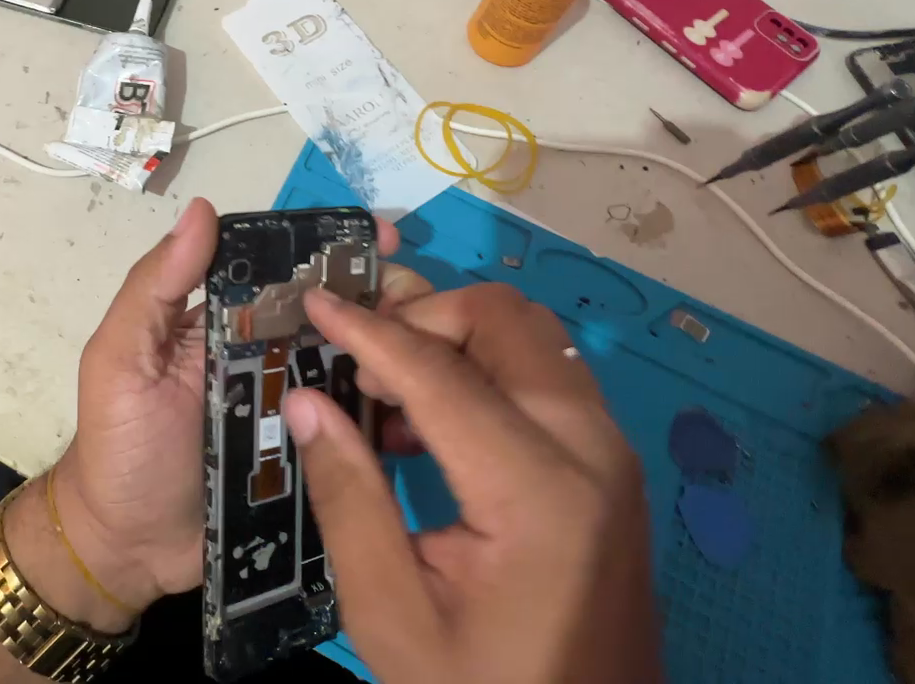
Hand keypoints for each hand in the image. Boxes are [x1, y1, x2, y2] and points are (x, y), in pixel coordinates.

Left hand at [49, 200, 426, 623]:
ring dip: (392, 347)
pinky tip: (425, 400)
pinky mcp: (311, 454)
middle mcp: (265, 353)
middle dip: (377, 294)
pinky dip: (386, 408)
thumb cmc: (121, 444)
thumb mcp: (121, 357)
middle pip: (328, 313)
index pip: (279, 271)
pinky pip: (353, 424)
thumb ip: (155, 286)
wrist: (131, 549)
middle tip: (423, 297)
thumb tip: (203, 209)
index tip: (377, 236)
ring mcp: (293, 406)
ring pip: (351, 362)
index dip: (325, 249)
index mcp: (223, 321)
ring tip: (440, 342)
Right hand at [284, 283, 661, 683]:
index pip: (437, 372)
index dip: (366, 330)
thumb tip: (306, 401)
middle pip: (501, 319)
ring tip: (390, 389)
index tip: (314, 300)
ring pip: (527, 331)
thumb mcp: (392, 615)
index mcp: (535, 491)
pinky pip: (541, 368)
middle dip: (421, 318)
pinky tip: (432, 422)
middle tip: (360, 362)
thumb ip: (347, 499)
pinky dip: (481, 363)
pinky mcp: (607, 459)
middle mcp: (588, 447)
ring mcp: (608, 449)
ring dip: (453, 335)